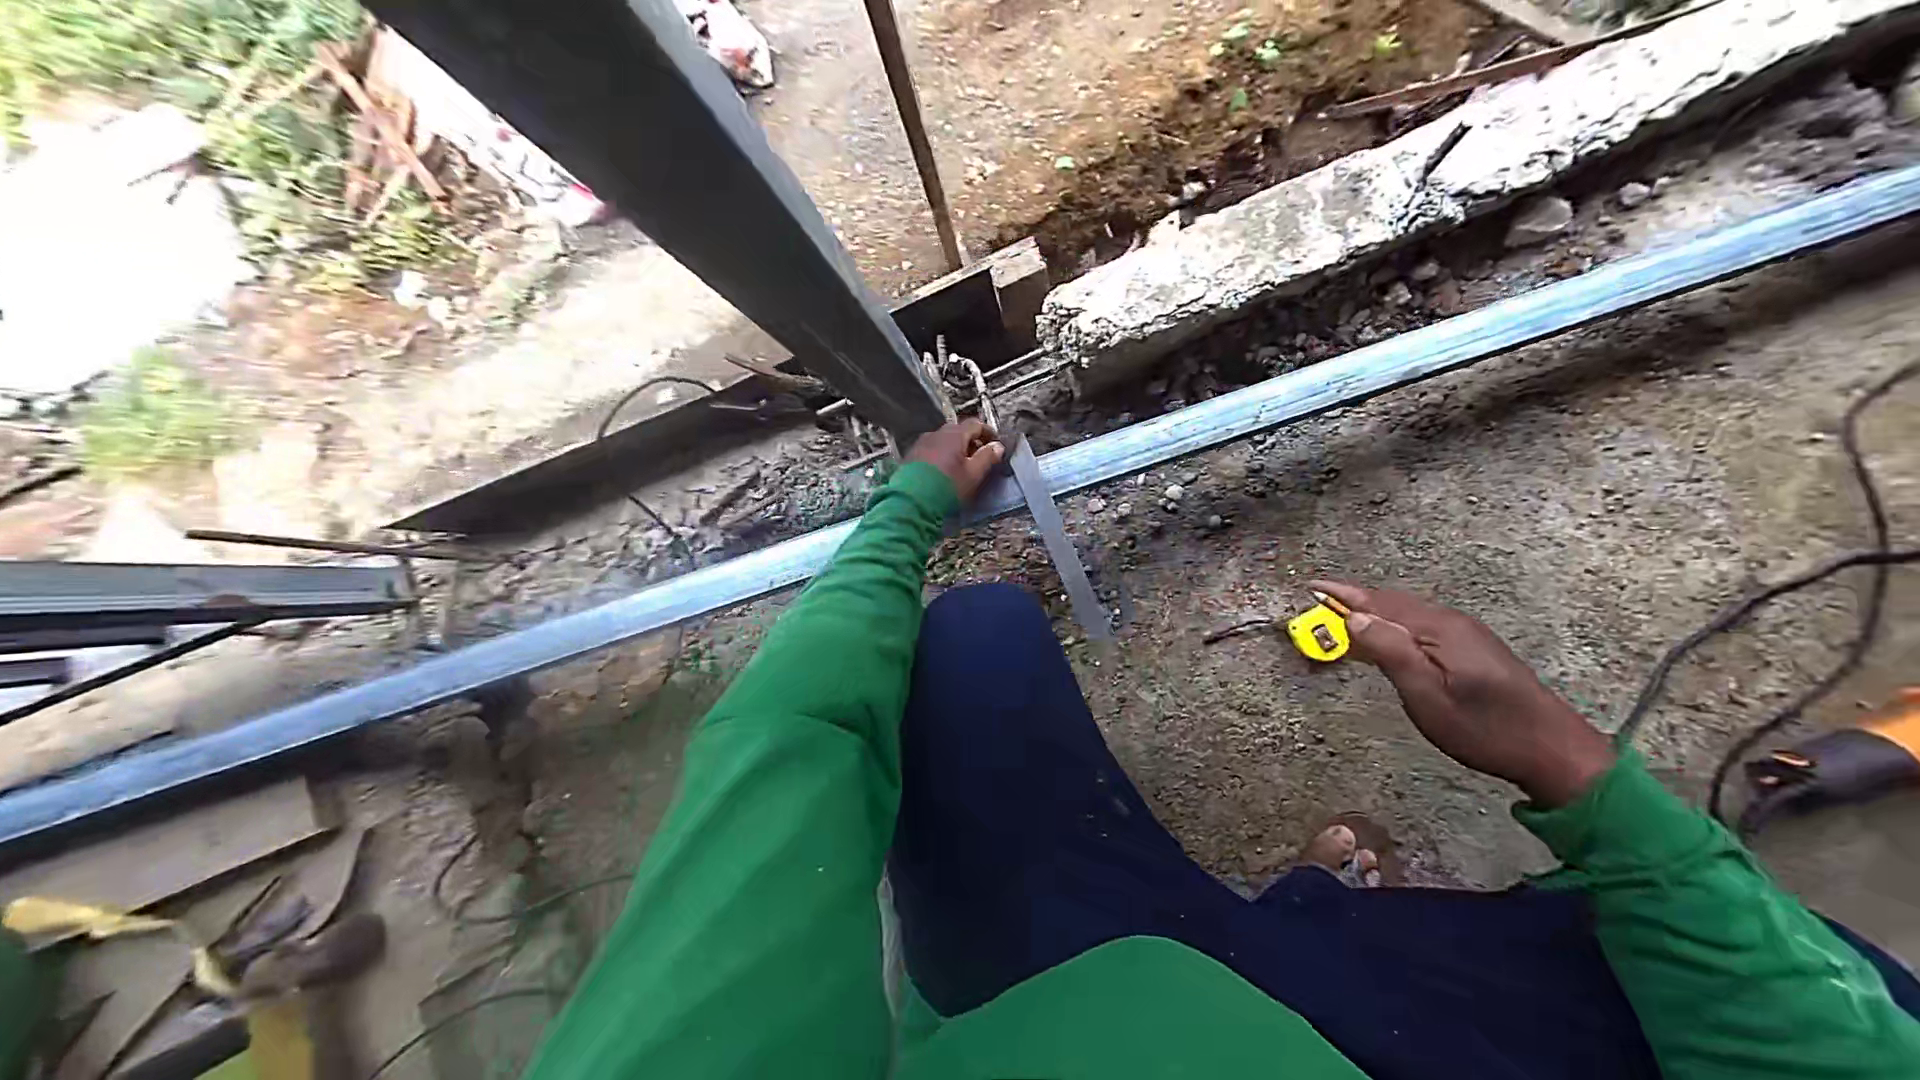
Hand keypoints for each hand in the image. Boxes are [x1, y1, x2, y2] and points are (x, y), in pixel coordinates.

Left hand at [905, 419, 1004, 503]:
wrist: (910, 502)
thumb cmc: (946, 487)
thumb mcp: (973, 475)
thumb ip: (987, 458)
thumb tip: (997, 446)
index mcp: (954, 435)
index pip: (976, 424)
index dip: (988, 432)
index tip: (995, 444)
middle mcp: (936, 434)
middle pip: (958, 431)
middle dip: (971, 441)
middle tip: (979, 456)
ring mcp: (921, 444)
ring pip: (943, 440)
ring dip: (955, 448)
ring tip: (961, 465)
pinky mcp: (911, 456)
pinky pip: (931, 450)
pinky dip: (941, 455)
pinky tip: (943, 470)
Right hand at [1312, 580, 1614, 807]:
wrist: (1555, 751)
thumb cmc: (1484, 729)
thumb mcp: (1427, 696)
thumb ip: (1390, 652)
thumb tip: (1354, 618)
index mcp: (1439, 629)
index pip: (1379, 603)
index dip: (1342, 594)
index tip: (1311, 586)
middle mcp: (1451, 622)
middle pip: (1392, 603)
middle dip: (1353, 601)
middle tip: (1318, 607)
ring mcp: (1465, 632)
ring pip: (1406, 613)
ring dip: (1372, 613)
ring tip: (1341, 620)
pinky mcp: (1472, 646)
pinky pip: (1420, 624)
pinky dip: (1392, 624)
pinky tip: (1382, 638)